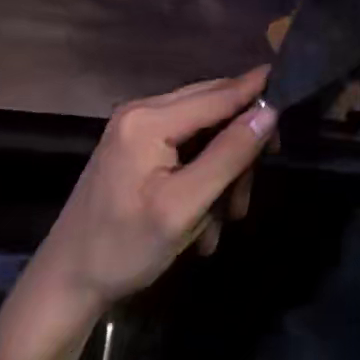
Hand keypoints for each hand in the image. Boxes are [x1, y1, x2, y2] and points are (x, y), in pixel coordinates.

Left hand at [26, 67, 276, 316]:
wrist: (68, 279)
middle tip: (249, 194)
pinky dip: (200, 177)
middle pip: (210, 109)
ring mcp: (134, 127)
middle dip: (238, 147)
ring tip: (225, 220)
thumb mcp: (183, 208)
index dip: (255, 89)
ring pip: (200, 131)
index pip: (216, 95)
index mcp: (148, 119)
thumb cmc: (125, 247)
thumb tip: (269, 111)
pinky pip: (183, 148)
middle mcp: (141, 111)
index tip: (291, 79)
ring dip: (221, 172)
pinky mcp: (134, 146)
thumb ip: (227, 156)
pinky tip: (202, 222)